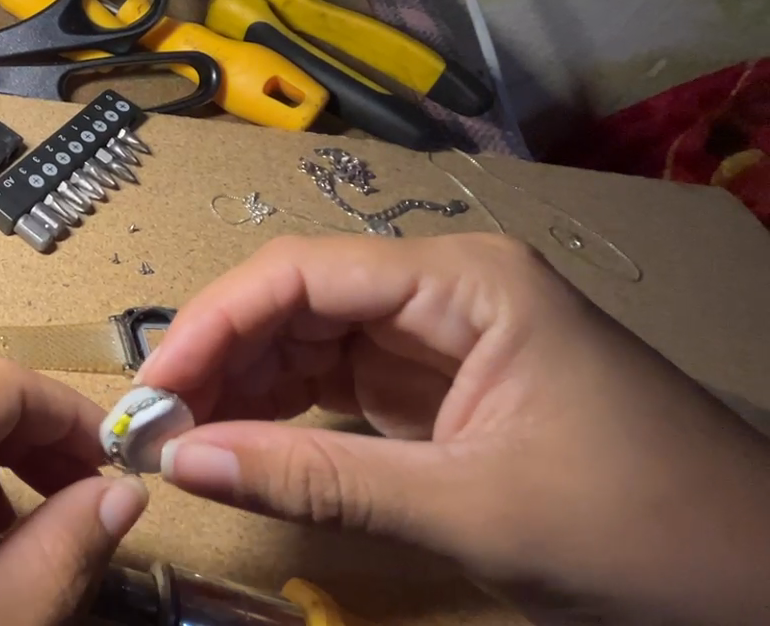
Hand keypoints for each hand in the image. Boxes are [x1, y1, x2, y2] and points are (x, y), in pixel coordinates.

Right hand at [136, 233, 769, 625]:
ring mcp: (432, 334)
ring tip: (184, 431)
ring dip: (238, 383)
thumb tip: (181, 463)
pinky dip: (276, 408)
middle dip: (219, 356)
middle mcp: (436, 289)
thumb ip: (316, 482)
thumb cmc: (663, 545)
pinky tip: (237, 435)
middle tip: (158, 418)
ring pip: (300, 338)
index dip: (212, 323)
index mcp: (460, 280)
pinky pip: (327, 379)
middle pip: (290, 301)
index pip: (298, 275)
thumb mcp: (478, 514)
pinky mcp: (429, 382)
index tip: (156, 386)